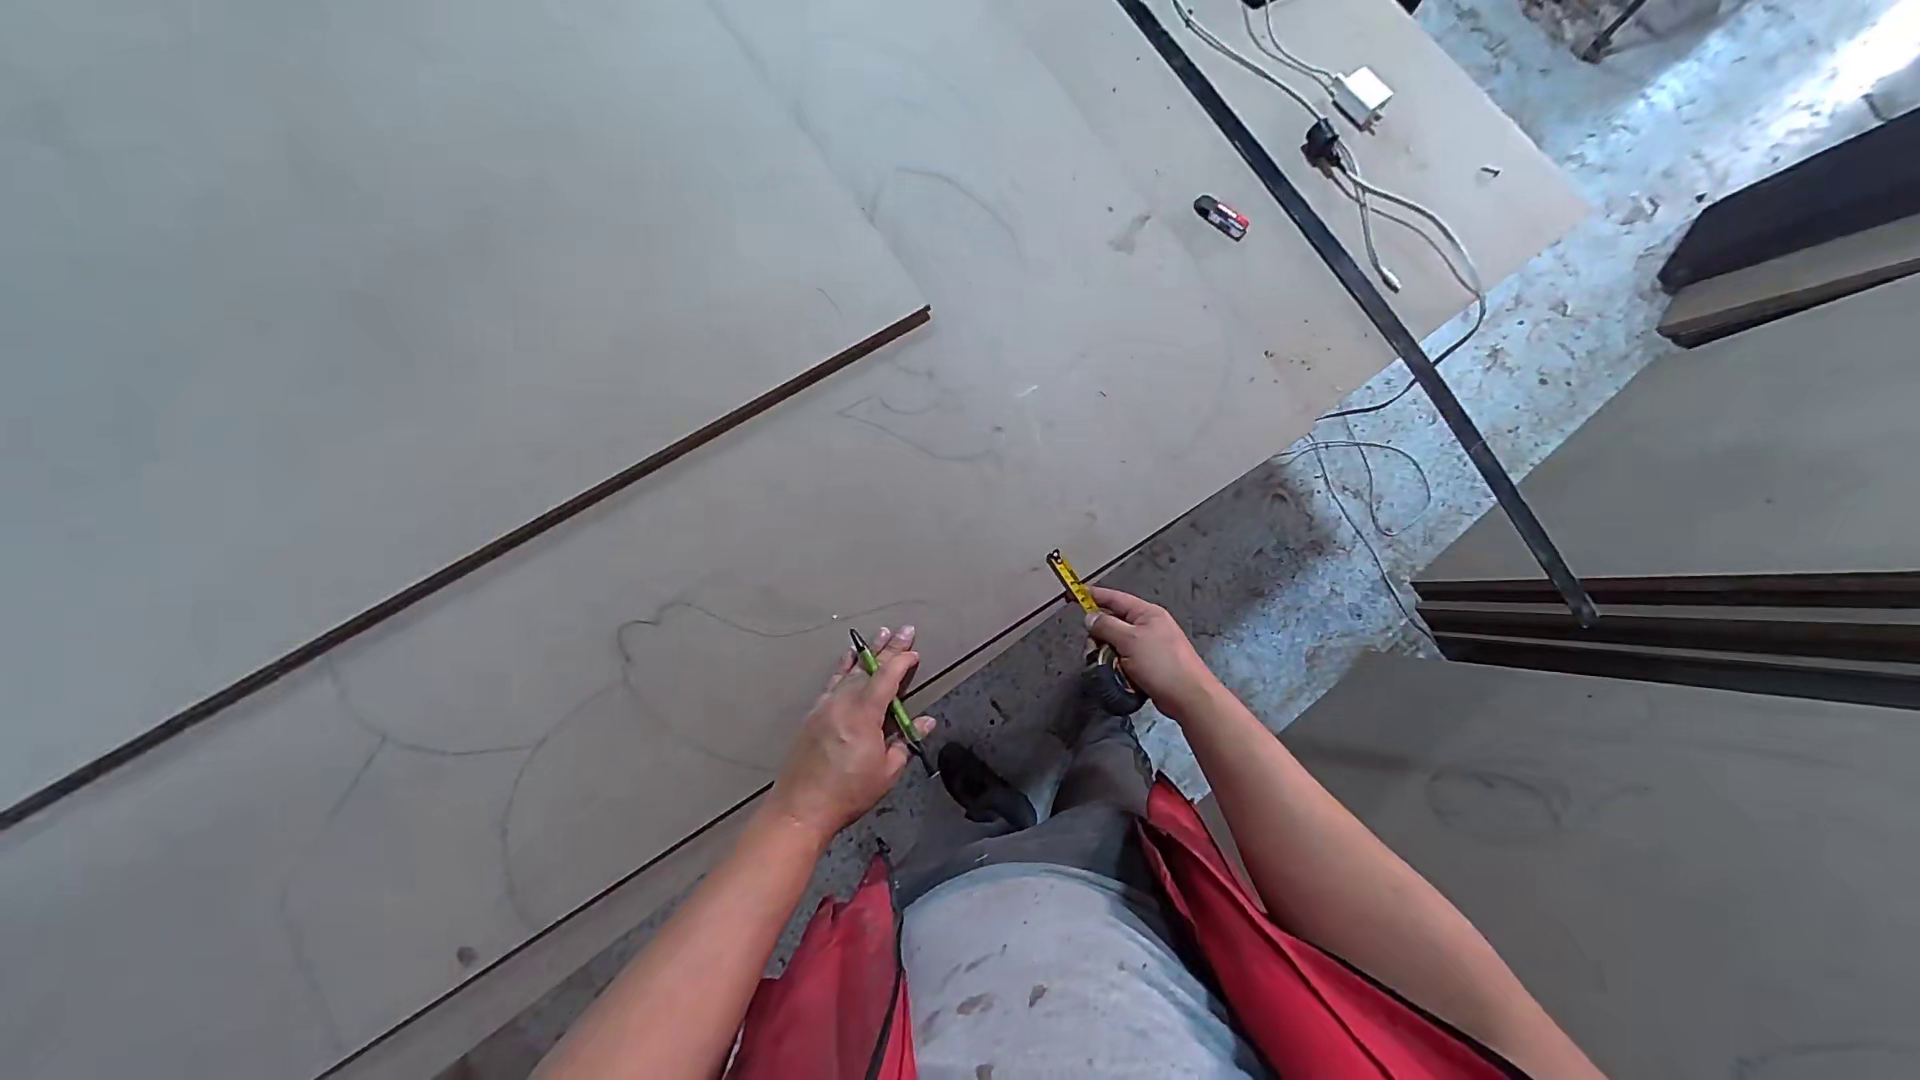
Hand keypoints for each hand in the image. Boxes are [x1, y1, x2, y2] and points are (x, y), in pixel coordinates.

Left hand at [767, 626, 936, 843]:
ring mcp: (825, 706)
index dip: (902, 661)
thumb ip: (905, 740)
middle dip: (888, 648)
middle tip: (903, 630)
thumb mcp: (887, 771)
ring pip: (850, 671)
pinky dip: (844, 668)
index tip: (914, 653)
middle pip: (869, 667)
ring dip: (867, 653)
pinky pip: (833, 682)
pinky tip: (848, 660)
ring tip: (878, 636)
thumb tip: (925, 722)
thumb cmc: (848, 793)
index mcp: (864, 714)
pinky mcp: (814, 714)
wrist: (801, 808)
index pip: (887, 676)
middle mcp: (843, 703)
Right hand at [1084, 587, 1223, 720]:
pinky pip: (1124, 659)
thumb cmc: (1163, 665)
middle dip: (1100, 636)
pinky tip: (1121, 675)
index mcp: (1147, 613)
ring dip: (1109, 655)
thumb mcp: (1129, 640)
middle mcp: (1148, 626)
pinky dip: (1118, 666)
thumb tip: (1090, 617)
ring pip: (1115, 644)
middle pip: (1112, 623)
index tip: (1073, 594)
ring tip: (1114, 667)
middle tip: (1096, 649)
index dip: (1093, 595)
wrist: (1189, 697)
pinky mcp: (1148, 664)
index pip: (1114, 598)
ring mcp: (1149, 645)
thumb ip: (1106, 626)